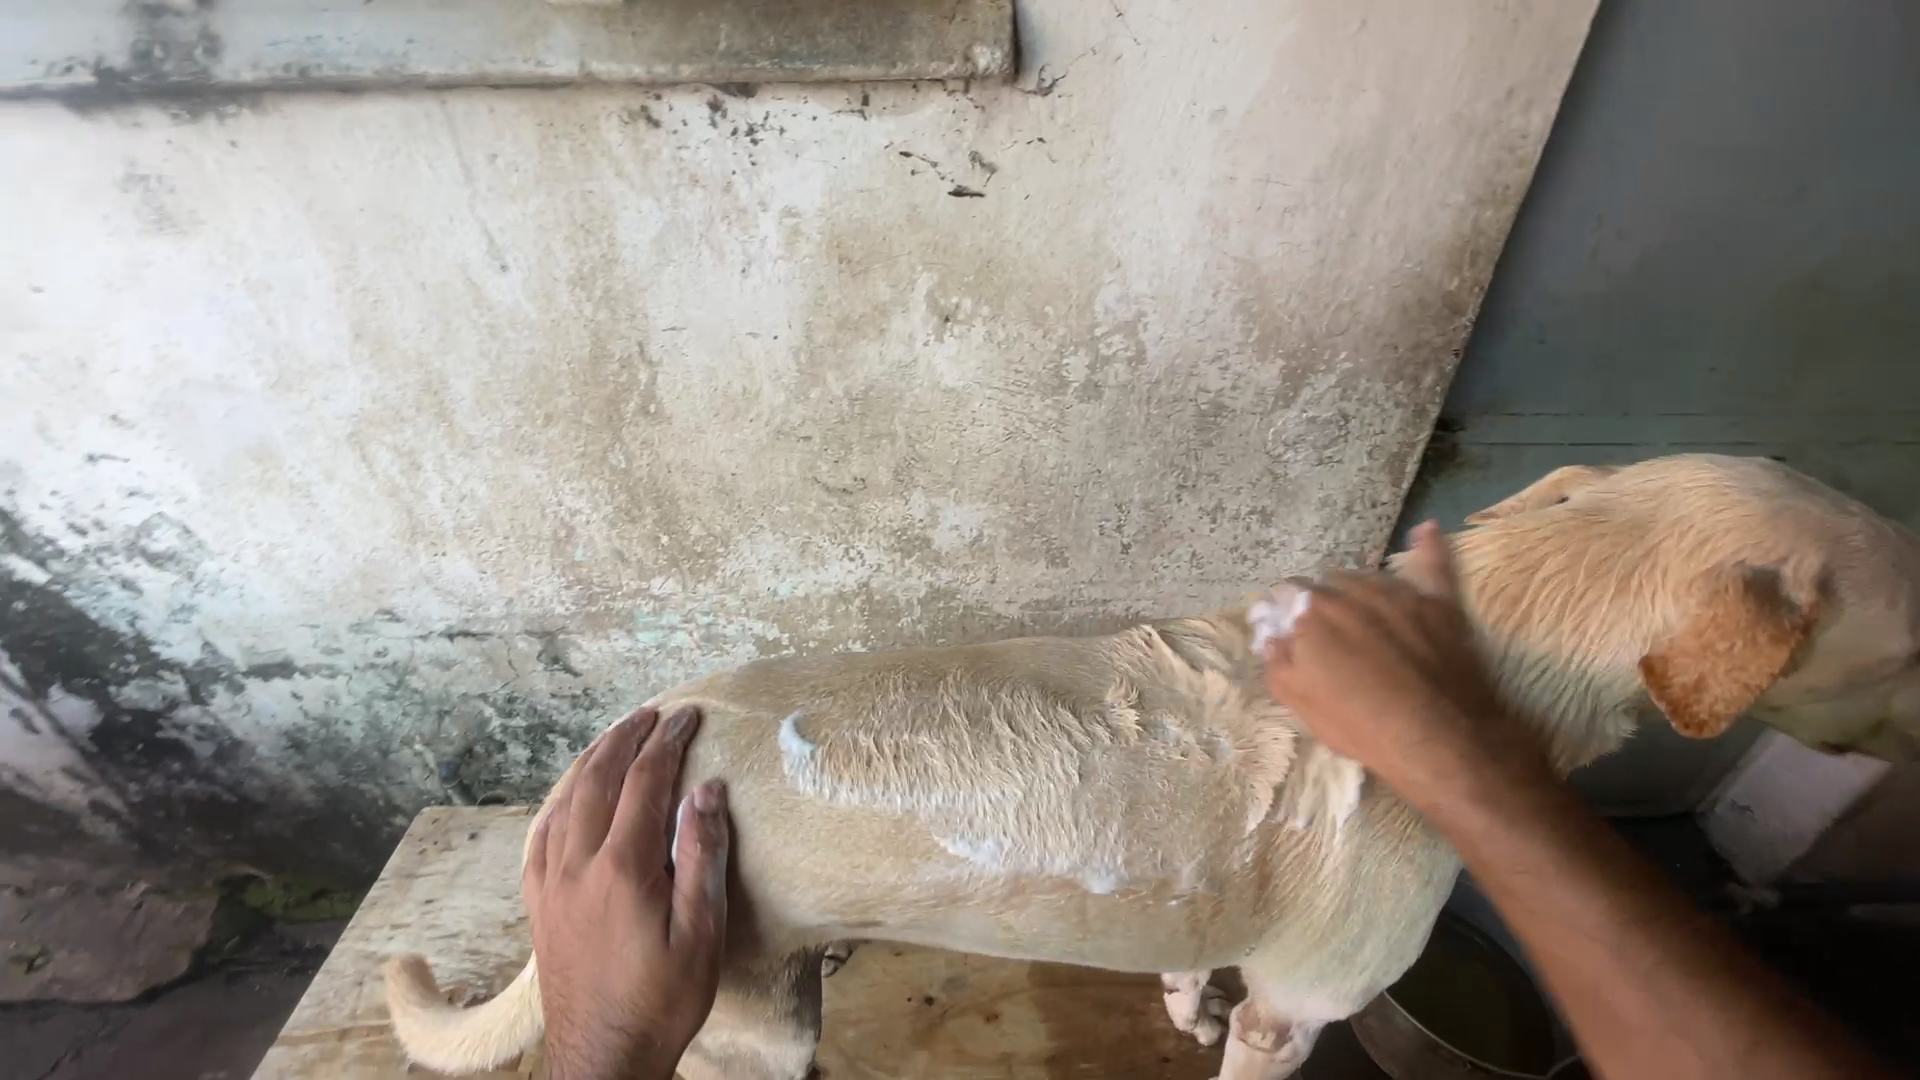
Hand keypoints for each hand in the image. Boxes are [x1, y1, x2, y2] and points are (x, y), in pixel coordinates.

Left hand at [525, 706, 728, 1079]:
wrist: (601, 1062)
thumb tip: (707, 790)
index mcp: (622, 868)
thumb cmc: (664, 998)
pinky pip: (541, 836)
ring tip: (616, 736)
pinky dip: (559, 801)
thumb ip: (703, 855)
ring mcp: (551, 885)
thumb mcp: (703, 930)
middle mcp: (578, 866)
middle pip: (598, 780)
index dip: (669, 743)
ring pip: (564, 801)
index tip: (689, 716)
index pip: (646, 782)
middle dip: (627, 738)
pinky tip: (569, 795)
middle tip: (652, 713)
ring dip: (592, 760)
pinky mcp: (538, 906)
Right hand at [1261, 522, 1545, 806]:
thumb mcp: (1298, 699)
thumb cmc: (1361, 724)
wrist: (1444, 740)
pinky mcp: (1439, 602)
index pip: (1284, 594)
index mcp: (1309, 612)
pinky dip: (1429, 547)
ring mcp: (1398, 592)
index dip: (1282, 614)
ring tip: (1361, 619)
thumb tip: (1269, 632)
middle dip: (1318, 604)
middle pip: (1324, 584)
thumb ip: (1276, 658)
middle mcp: (1349, 591)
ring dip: (1356, 590)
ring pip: (1366, 577)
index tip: (1286, 635)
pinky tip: (1426, 530)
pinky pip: (1434, 564)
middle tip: (1325, 638)